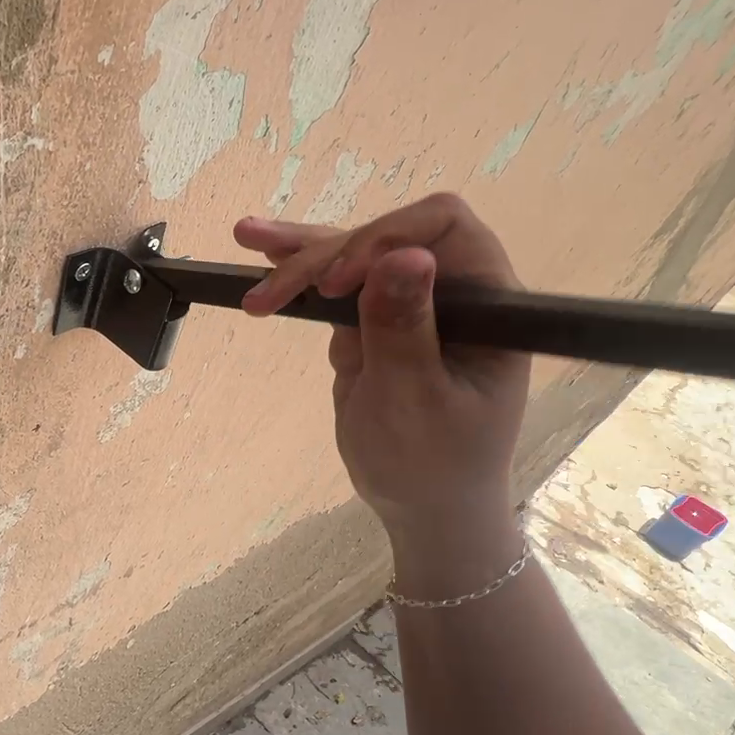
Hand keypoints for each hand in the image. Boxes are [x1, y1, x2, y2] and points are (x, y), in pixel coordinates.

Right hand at [233, 194, 530, 581]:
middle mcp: (452, 292)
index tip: (334, 286)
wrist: (421, 505)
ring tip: (246, 235)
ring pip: (354, 260)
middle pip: (385, 240)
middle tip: (264, 295)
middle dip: (321, 259)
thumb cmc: (429, 464)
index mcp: (488, 303)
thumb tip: (401, 254)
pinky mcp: (375, 326)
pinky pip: (336, 292)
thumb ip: (403, 329)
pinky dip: (299, 278)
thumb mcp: (412, 401)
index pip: (443, 229)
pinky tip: (264, 257)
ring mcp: (410, 307)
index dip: (383, 241)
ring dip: (300, 253)